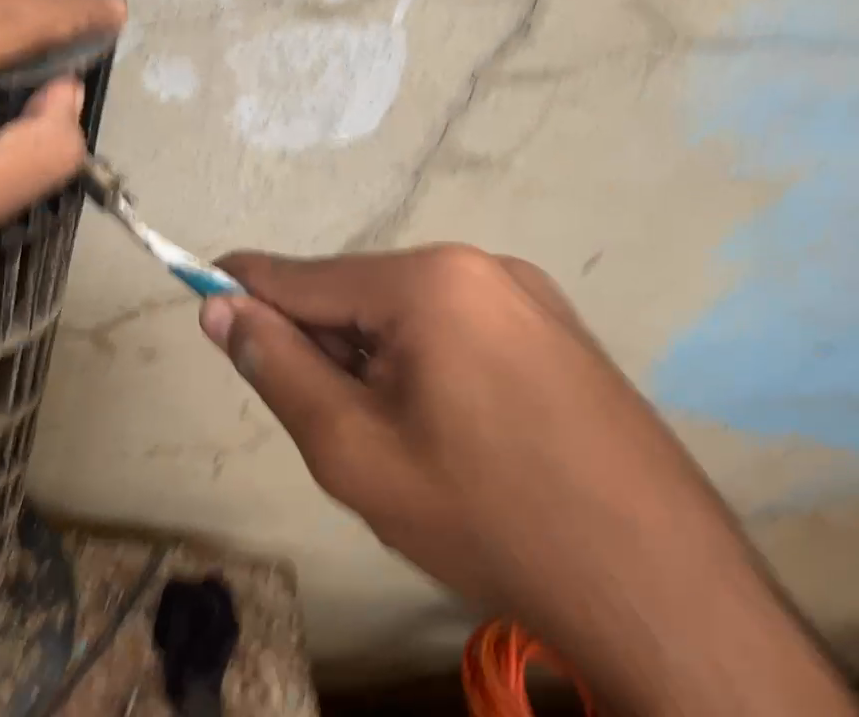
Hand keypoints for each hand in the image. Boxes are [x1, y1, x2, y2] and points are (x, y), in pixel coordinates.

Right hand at [200, 245, 856, 716]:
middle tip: (335, 427)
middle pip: (347, 295)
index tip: (199, 312)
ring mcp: (527, 297)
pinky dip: (416, 367)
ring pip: (396, 315)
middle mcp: (477, 267)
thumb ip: (274, 365)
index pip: (291, 276)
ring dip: (367, 363)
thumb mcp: (349, 447)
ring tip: (398, 441)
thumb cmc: (482, 513)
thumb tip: (215, 306)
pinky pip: (449, 329)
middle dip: (319, 349)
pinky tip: (446, 434)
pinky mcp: (555, 332)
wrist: (659, 592)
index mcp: (424, 282)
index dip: (235, 295)